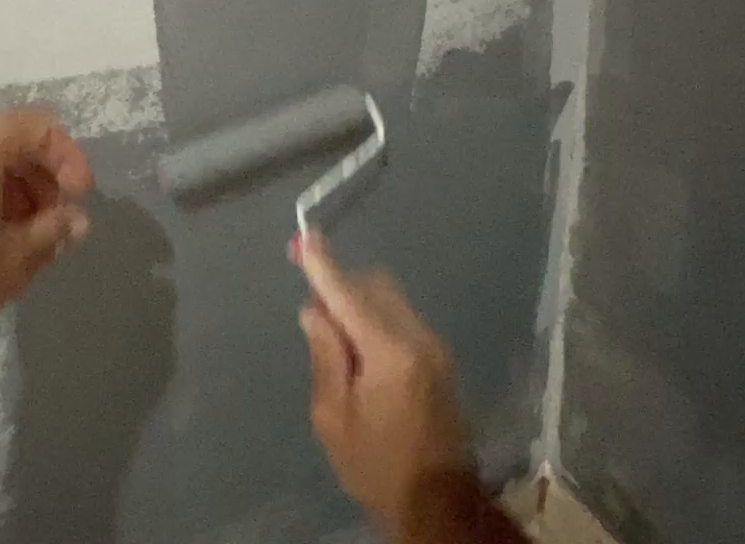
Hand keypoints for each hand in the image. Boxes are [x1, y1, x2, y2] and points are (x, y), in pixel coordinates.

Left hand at [0, 109, 93, 368]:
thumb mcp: (8, 264)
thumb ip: (50, 233)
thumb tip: (76, 220)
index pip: (39, 126)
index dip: (69, 160)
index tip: (78, 202)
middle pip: (10, 137)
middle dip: (42, 175)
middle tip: (56, 221)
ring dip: (14, 186)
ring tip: (26, 236)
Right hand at [295, 234, 475, 539]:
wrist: (440, 506)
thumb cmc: (376, 465)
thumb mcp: (333, 417)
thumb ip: (325, 355)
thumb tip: (314, 310)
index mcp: (390, 353)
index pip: (348, 295)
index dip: (323, 267)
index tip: (304, 238)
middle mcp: (418, 338)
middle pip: (374, 287)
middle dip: (342, 287)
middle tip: (315, 316)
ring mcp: (434, 346)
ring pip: (389, 300)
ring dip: (359, 304)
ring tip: (337, 342)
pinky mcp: (440, 358)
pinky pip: (401, 319)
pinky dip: (376, 319)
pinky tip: (361, 353)